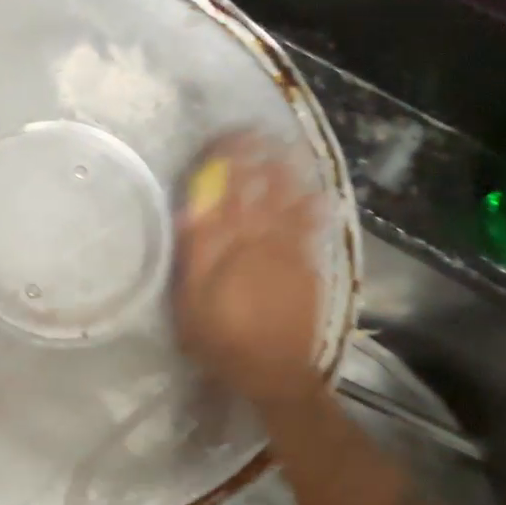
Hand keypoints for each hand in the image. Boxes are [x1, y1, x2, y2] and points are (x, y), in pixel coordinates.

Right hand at [173, 133, 324, 404]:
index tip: (221, 139)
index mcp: (227, 247)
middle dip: (256, 159)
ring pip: (287, 201)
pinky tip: (315, 188)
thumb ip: (194, 254)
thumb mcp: (190, 302)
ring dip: (285, 172)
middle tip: (254, 132)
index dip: (223, 164)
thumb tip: (191, 209)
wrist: (274, 372)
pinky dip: (312, 203)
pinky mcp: (307, 266)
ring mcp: (288, 252)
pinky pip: (310, 225)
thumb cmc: (220, 340)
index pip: (223, 194)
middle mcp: (260, 241)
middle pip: (258, 190)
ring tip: (284, 146)